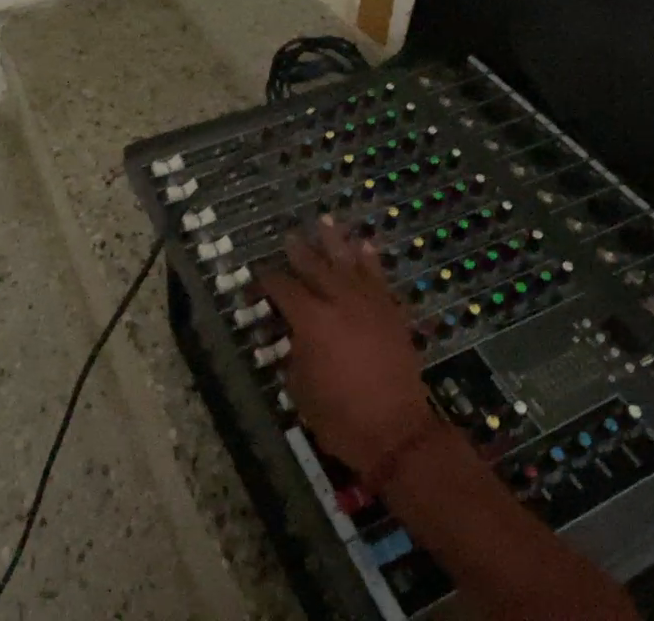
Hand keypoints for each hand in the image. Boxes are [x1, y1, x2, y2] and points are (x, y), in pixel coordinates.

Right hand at [261, 217, 436, 475]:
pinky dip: (371, 260)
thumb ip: (294, 352)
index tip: (256, 277)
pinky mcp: (393, 314)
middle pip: (316, 267)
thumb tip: (294, 336)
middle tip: (289, 236)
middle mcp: (340, 302)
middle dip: (300, 250)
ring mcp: (370, 305)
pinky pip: (380, 279)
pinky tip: (366, 246)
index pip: (283, 288)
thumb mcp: (300, 387)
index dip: (266, 281)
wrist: (397, 433)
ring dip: (336, 241)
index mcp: (311, 320)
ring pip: (350, 263)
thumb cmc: (339, 417)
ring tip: (326, 221)